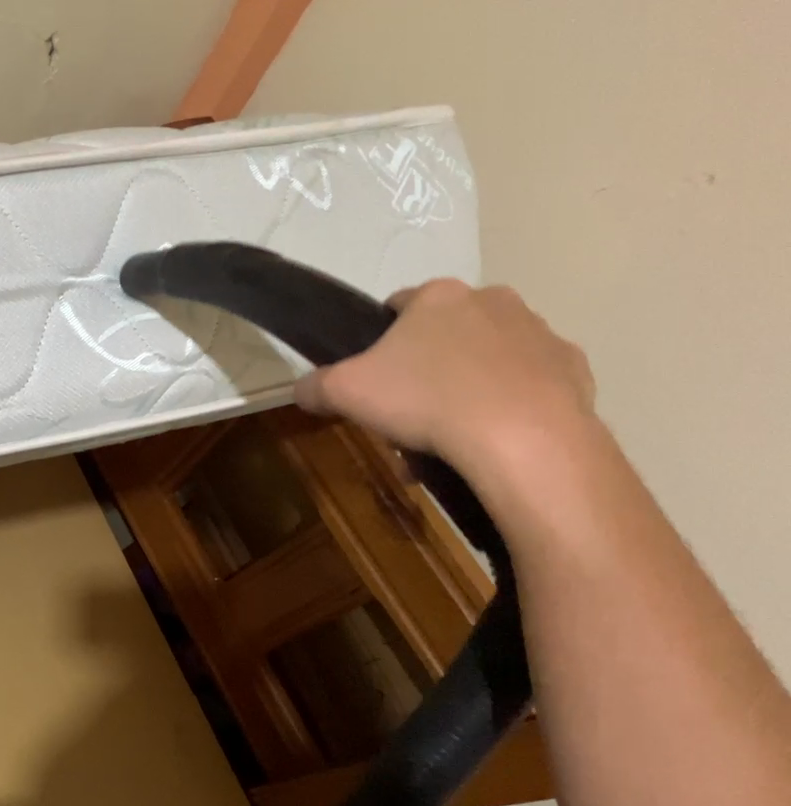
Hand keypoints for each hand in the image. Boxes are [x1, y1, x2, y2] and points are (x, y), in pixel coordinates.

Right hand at [294, 279, 596, 469]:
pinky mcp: (570, 368)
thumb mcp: (342, 392)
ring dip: (462, 387)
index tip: (370, 376)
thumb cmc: (424, 400)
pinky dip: (503, 406)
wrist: (521, 436)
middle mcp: (493, 301)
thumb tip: (305, 389)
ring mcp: (538, 332)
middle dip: (424, 365)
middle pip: (444, 331)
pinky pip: (524, 384)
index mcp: (438, 297)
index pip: (397, 305)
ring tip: (443, 436)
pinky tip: (485, 439)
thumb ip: (314, 385)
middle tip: (403, 410)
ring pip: (485, 358)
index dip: (378, 340)